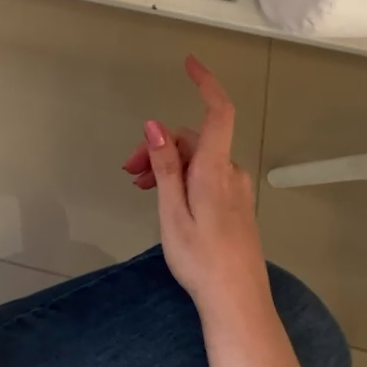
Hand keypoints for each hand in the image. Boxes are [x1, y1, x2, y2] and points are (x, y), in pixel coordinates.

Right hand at [121, 56, 268, 307]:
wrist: (237, 303)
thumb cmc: (200, 259)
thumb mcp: (172, 212)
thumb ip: (165, 167)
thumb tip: (154, 125)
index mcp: (216, 171)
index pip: (218, 114)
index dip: (206, 84)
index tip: (189, 64)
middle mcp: (232, 173)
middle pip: (194, 140)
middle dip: (158, 147)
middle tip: (129, 174)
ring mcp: (237, 190)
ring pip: (198, 159)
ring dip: (167, 165)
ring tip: (139, 189)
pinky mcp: (236, 205)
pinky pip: (206, 176)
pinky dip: (181, 177)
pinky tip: (163, 198)